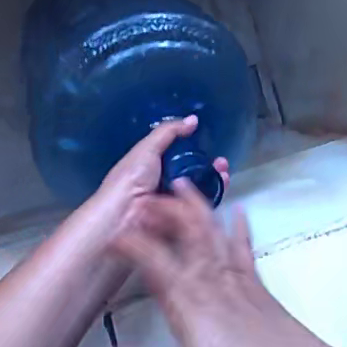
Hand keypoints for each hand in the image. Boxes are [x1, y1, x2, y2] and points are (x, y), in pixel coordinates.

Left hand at [69, 116, 229, 249]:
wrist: (121, 218)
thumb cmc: (130, 180)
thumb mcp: (147, 149)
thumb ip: (169, 132)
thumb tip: (193, 119)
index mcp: (152, 170)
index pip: (180, 160)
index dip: (197, 154)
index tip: (212, 149)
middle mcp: (162, 188)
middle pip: (193, 177)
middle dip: (211, 170)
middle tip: (223, 165)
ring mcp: (171, 209)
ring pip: (199, 194)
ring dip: (214, 183)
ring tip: (224, 175)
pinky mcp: (179, 226)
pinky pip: (199, 213)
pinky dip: (211, 201)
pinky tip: (220, 191)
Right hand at [89, 180, 346, 346]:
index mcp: (190, 304)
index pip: (154, 263)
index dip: (131, 245)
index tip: (110, 235)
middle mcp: (213, 282)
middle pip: (186, 235)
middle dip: (164, 211)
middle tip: (145, 197)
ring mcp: (239, 280)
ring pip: (214, 232)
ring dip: (197, 206)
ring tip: (183, 184)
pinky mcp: (259, 286)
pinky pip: (245, 249)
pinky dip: (240, 228)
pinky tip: (239, 211)